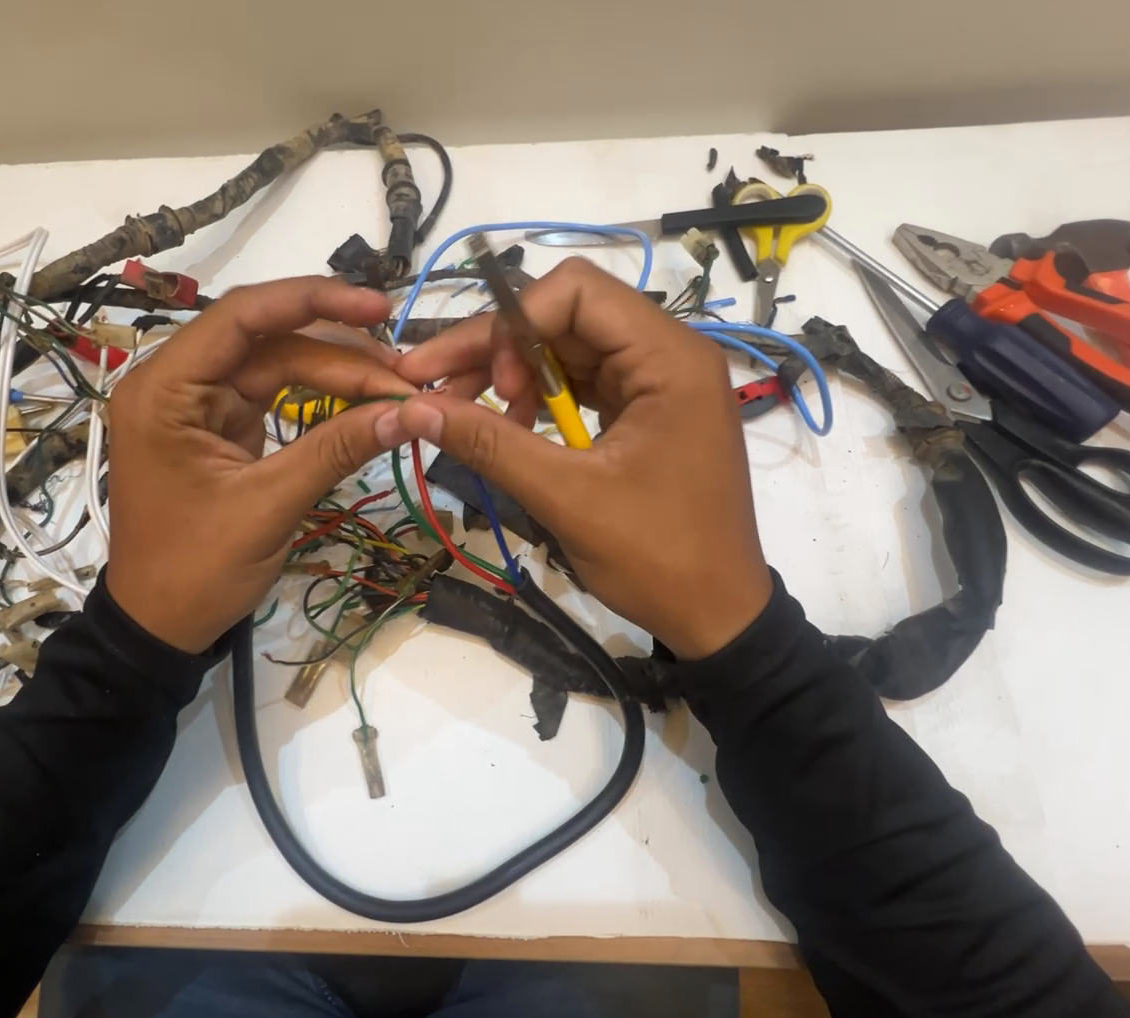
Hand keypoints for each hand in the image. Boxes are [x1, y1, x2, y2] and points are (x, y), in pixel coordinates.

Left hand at [104, 277, 416, 652]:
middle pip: (268, 341)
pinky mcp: (221, 425)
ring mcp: (200, 403)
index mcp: (165, 388)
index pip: (241, 317)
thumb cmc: (197, 569)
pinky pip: (276, 395)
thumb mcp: (269, 507)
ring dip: (336, 372)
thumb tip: (410, 412)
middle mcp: (177, 381)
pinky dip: (321, 398)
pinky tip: (364, 399)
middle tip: (406, 372)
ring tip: (396, 385)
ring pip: (277, 364)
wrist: (160, 623)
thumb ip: (337, 450)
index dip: (313, 301)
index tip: (378, 308)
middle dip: (340, 352)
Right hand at [392, 258, 770, 658]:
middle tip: (435, 386)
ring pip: (567, 350)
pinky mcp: (647, 413)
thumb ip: (490, 444)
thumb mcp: (567, 498)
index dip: (515, 322)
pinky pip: (582, 385)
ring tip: (467, 414)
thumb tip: (413, 408)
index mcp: (669, 358)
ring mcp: (658, 385)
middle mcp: (667, 355)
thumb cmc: (656, 557)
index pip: (576, 290)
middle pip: (565, 317)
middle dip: (497, 348)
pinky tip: (511, 428)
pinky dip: (539, 400)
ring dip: (512, 374)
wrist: (716, 616)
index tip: (488, 385)